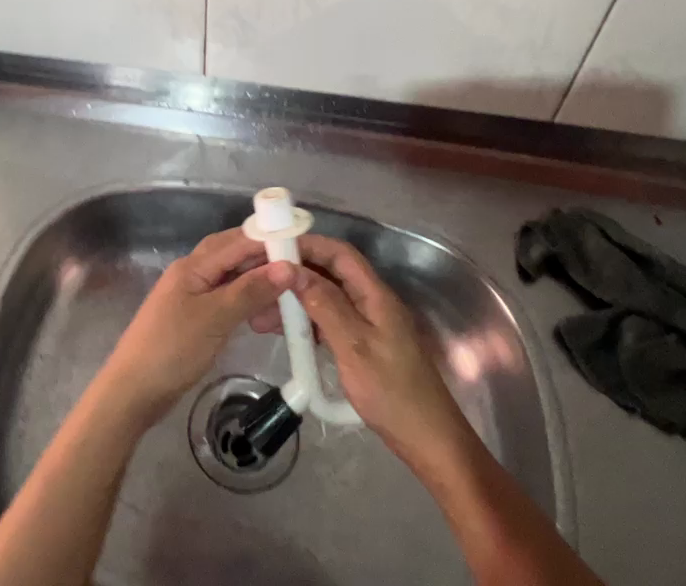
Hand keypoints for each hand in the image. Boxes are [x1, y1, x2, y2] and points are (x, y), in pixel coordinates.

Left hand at [98, 229, 296, 424]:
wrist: (134, 391)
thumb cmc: (172, 349)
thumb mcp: (215, 318)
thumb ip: (251, 290)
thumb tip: (288, 267)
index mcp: (193, 265)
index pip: (238, 241)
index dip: (270, 239)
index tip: (304, 245)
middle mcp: (192, 273)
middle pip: (234, 255)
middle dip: (266, 260)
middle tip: (302, 271)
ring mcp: (193, 295)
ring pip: (233, 278)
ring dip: (259, 283)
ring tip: (288, 297)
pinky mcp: (196, 318)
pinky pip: (228, 299)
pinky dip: (248, 302)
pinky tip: (265, 313)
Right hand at [274, 235, 475, 472]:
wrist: (426, 439)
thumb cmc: (392, 391)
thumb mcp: (353, 346)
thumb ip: (324, 305)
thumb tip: (292, 269)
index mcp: (375, 295)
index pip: (340, 253)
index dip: (307, 245)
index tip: (272, 249)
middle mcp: (371, 302)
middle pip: (330, 274)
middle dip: (294, 275)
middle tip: (259, 285)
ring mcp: (367, 324)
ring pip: (326, 299)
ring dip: (295, 302)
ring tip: (260, 316)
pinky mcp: (361, 345)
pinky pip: (328, 322)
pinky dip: (305, 323)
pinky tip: (282, 333)